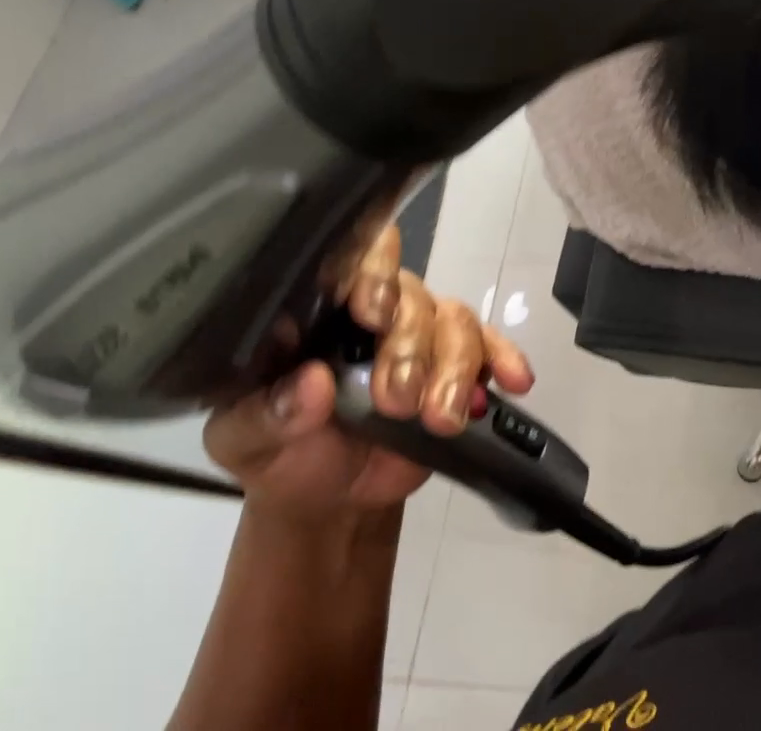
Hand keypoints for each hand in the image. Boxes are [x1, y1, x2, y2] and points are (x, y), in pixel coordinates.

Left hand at [203, 224, 534, 519]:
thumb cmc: (282, 456)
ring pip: (455, 321)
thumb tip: (312, 384)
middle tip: (397, 401)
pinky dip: (505, 359)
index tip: (375, 314)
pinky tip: (514, 381)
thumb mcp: (247, 442)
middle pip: (413, 296)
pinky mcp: (460, 366)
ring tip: (442, 420)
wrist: (334, 499)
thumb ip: (268, 414)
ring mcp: (423, 337)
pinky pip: (491, 347)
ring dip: (455, 368)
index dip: (372, 275)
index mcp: (320, 313)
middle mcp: (377, 313)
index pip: (352, 260)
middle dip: (411, 347)